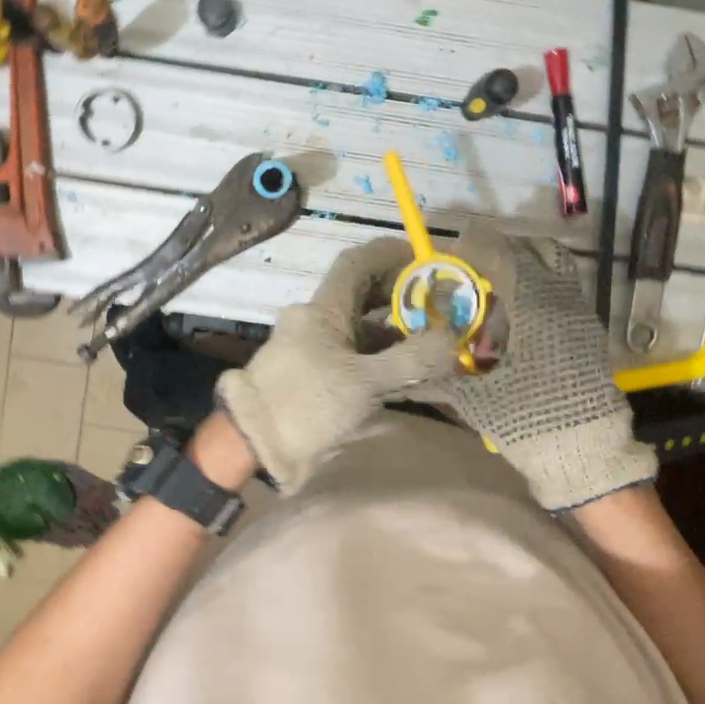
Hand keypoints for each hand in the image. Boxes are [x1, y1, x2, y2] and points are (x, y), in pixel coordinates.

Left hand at [216, 239, 459, 491]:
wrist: (252, 448)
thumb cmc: (304, 407)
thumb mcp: (364, 385)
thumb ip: (411, 361)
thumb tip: (453, 341)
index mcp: (320, 311)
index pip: (357, 264)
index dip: (393, 255)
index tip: (428, 261)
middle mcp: (313, 323)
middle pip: (362, 297)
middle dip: (402, 299)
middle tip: (442, 310)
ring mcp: (310, 351)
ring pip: (359, 330)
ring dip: (395, 334)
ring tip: (433, 345)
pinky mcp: (311, 378)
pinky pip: (353, 357)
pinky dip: (380, 360)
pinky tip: (405, 374)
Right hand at [409, 228, 655, 509]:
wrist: (587, 454)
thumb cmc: (531, 422)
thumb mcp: (477, 401)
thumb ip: (438, 378)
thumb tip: (401, 373)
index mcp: (535, 308)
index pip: (503, 256)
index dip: (474, 247)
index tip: (448, 250)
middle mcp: (562, 301)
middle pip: (535, 252)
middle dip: (500, 254)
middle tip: (470, 272)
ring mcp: (580, 316)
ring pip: (553, 272)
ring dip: (521, 275)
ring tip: (490, 303)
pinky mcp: (586, 335)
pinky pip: (560, 296)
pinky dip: (534, 297)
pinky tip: (511, 329)